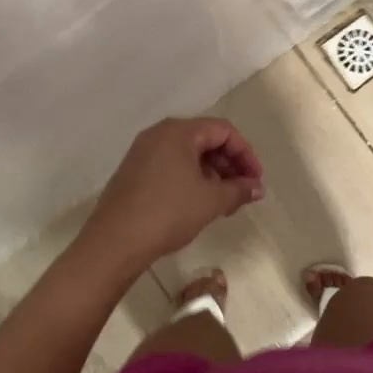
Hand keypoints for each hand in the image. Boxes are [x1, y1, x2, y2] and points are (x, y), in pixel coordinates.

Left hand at [77, 117, 264, 270]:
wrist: (115, 241)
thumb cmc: (168, 213)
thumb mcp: (211, 201)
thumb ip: (239, 190)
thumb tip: (257, 187)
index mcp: (179, 132)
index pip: (224, 131)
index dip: (246, 154)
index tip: (256, 181)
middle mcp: (159, 134)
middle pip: (205, 139)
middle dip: (229, 165)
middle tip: (242, 192)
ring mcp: (143, 152)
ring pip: (188, 154)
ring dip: (212, 174)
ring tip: (224, 203)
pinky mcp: (134, 171)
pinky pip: (171, 165)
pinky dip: (191, 179)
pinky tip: (198, 204)